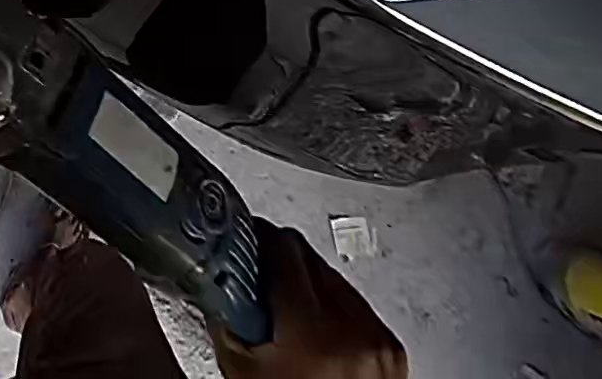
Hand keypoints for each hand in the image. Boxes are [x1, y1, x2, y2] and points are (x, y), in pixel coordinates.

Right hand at [209, 220, 406, 378]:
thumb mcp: (241, 368)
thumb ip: (225, 315)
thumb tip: (210, 277)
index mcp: (314, 329)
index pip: (282, 245)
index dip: (256, 236)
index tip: (241, 240)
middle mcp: (353, 328)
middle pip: (305, 253)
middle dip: (276, 256)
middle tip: (254, 272)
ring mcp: (377, 339)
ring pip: (328, 272)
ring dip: (303, 277)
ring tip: (283, 303)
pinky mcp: (392, 349)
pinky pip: (351, 299)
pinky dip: (328, 301)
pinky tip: (311, 321)